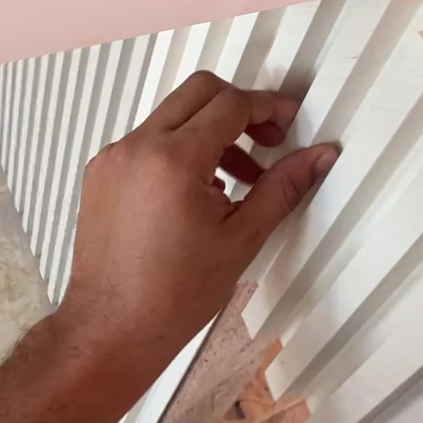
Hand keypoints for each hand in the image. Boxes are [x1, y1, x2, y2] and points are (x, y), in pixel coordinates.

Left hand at [54, 71, 338, 380]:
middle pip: (200, 91)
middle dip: (240, 107)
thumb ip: (283, 187)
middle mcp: (137, 146)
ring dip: (210, 130)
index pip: (231, 104)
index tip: (289, 121)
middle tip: (267, 141)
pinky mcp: (101, 171)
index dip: (268, 107)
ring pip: (172, 114)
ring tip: (237, 178)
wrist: (110, 331)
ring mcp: (114, 156)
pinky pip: (148, 139)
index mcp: (174, 160)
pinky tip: (198, 191)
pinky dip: (179, 148)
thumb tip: (321, 155)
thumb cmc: (175, 295)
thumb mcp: (242, 238)